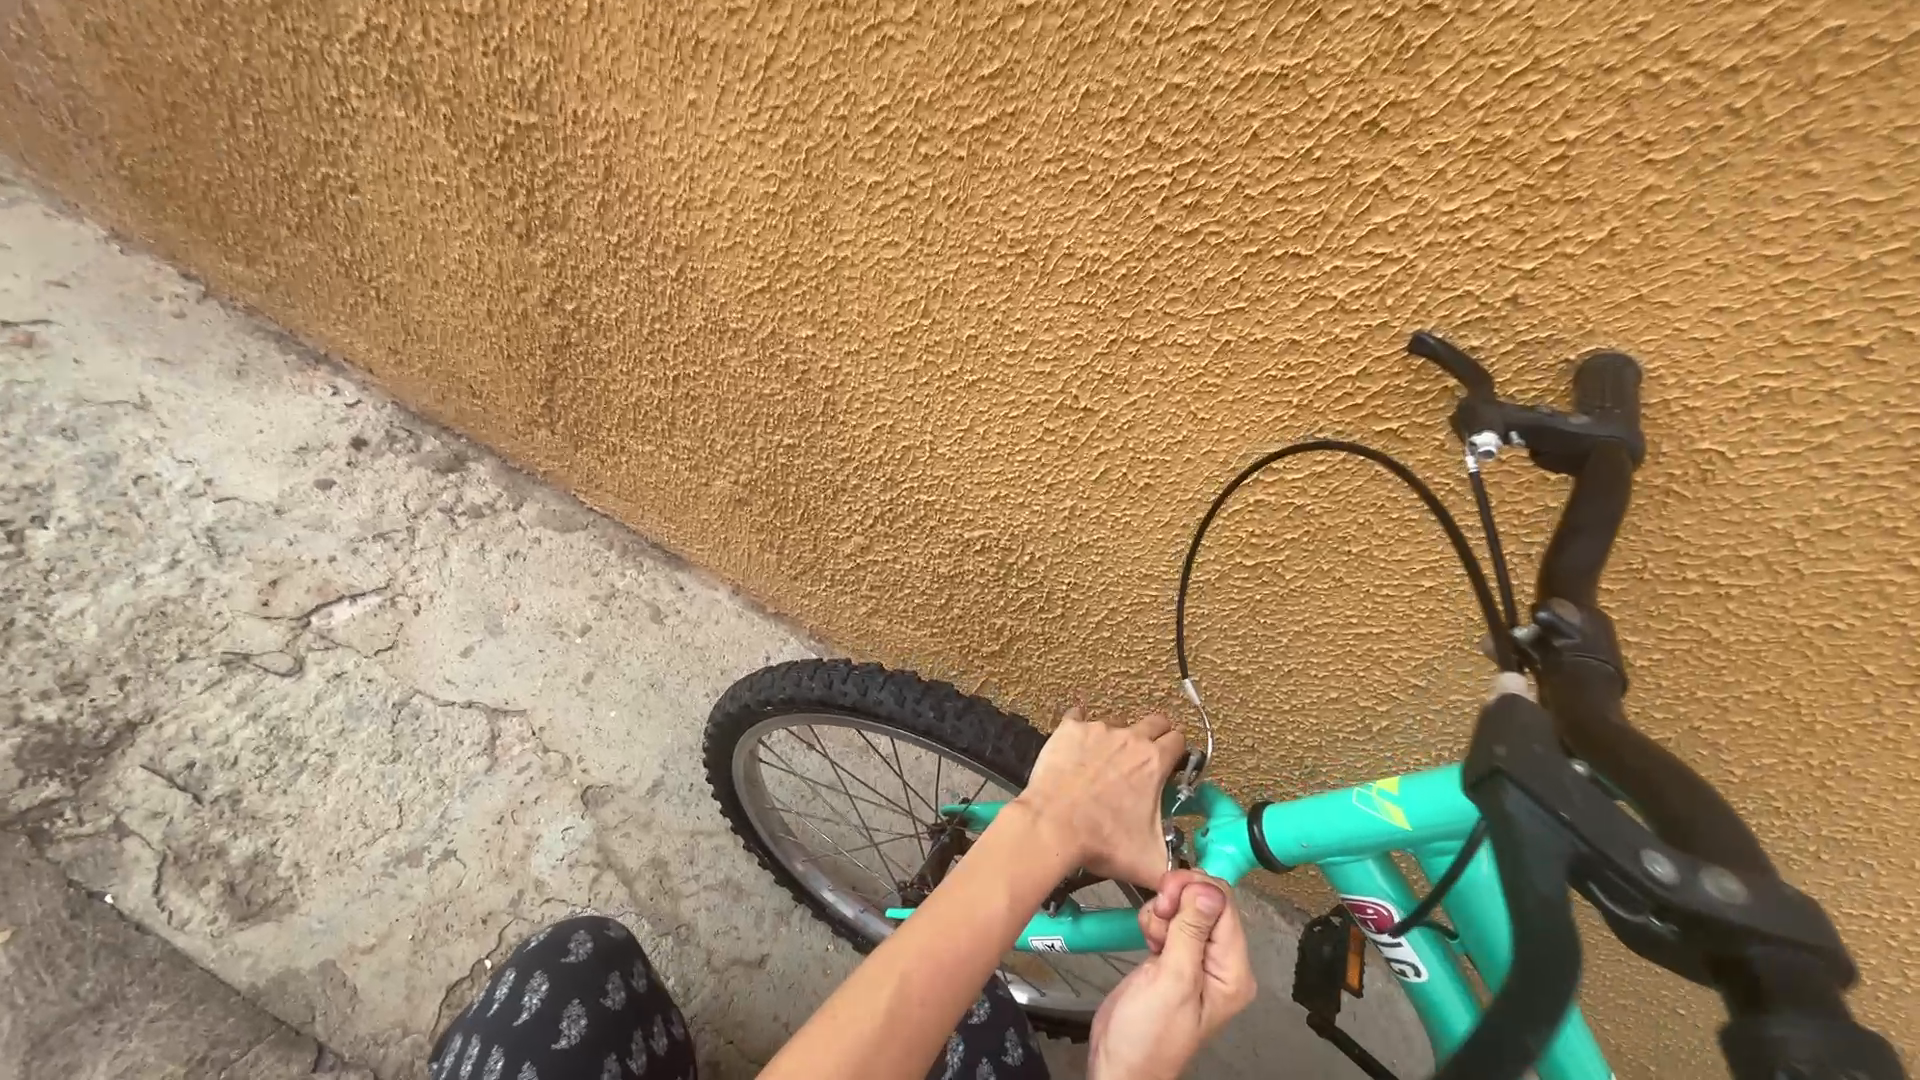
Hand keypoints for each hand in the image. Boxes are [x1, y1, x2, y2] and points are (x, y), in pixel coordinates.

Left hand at [1012, 708, 1186, 885]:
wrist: (1053, 826)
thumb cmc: (1100, 841)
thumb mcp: (1150, 862)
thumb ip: (1176, 867)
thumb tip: (1185, 878)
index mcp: (1154, 762)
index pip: (1178, 740)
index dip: (1177, 752)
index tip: (1172, 764)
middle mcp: (1129, 738)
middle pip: (1155, 721)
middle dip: (1156, 735)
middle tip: (1147, 755)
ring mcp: (1098, 730)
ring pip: (1117, 722)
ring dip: (1118, 737)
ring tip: (1106, 760)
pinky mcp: (1070, 730)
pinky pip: (1078, 716)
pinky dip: (1080, 726)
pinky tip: (1078, 741)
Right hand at [1088, 872, 1256, 1079]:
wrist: (1118, 1064)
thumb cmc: (1148, 1034)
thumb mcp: (1173, 982)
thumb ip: (1191, 932)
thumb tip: (1210, 888)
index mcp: (1232, 971)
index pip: (1224, 906)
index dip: (1195, 891)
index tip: (1166, 899)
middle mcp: (1220, 961)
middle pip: (1206, 901)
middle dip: (1178, 898)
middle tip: (1157, 914)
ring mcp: (1196, 958)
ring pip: (1184, 906)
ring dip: (1162, 911)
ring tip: (1151, 938)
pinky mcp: (1173, 955)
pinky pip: (1169, 919)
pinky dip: (1154, 921)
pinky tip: (1148, 939)